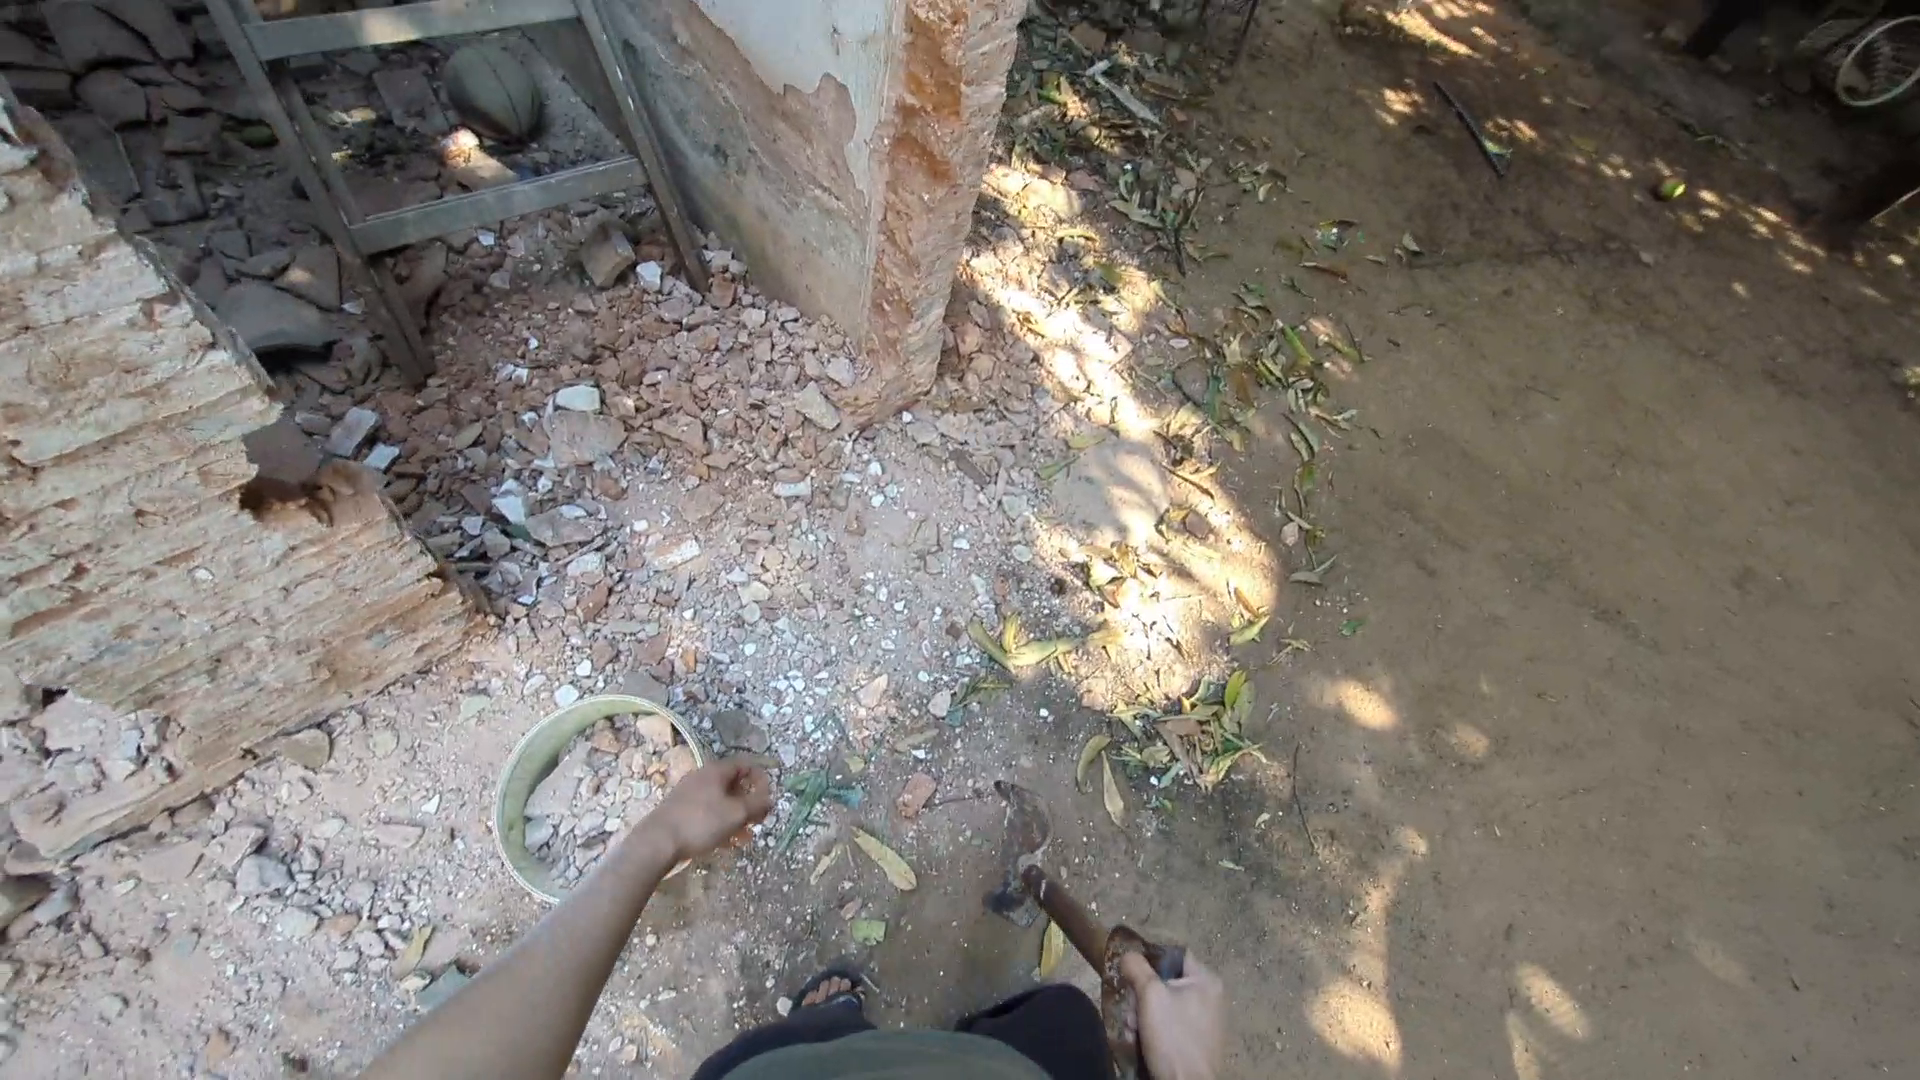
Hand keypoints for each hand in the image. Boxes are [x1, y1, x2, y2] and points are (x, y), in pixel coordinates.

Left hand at [648, 762, 772, 859]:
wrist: (656, 842)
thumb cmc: (701, 822)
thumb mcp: (736, 813)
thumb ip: (757, 804)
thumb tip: (770, 799)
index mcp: (716, 771)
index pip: (746, 765)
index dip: (761, 780)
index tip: (766, 799)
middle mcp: (702, 777)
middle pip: (733, 784)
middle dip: (748, 803)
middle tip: (757, 820)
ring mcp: (688, 794)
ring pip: (720, 801)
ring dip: (735, 817)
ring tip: (744, 837)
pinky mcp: (679, 811)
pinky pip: (707, 812)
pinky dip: (719, 823)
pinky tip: (724, 842)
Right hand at [1121, 952, 1224, 1079]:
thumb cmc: (1173, 1038)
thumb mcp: (1150, 995)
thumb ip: (1137, 966)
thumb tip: (1128, 955)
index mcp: (1207, 980)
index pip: (1173, 955)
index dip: (1149, 960)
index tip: (1132, 975)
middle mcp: (1212, 997)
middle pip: (1167, 981)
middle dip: (1142, 995)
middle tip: (1131, 1010)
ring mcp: (1207, 1021)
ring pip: (1166, 1003)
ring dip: (1144, 1013)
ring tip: (1133, 1028)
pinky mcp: (1200, 1041)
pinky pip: (1173, 1022)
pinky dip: (1156, 1028)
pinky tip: (1142, 1039)